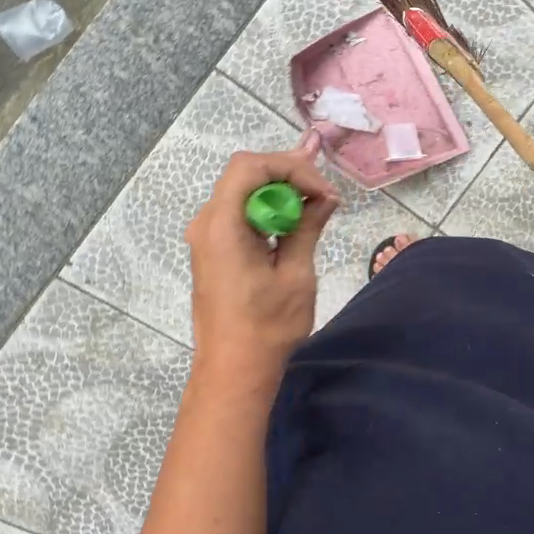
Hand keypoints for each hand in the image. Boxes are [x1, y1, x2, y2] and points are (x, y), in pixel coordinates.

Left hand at [185, 131, 341, 385]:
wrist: (235, 366)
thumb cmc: (268, 326)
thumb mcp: (297, 275)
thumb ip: (307, 228)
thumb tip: (325, 198)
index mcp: (223, 226)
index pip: (251, 167)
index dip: (292, 169)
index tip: (325, 194)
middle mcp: (207, 223)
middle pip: (245, 175)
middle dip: (289, 177)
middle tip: (326, 199)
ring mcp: (207, 236)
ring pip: (244, 193)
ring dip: (281, 195)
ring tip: (317, 211)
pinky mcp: (214, 249)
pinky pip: (241, 214)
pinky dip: (270, 212)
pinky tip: (296, 227)